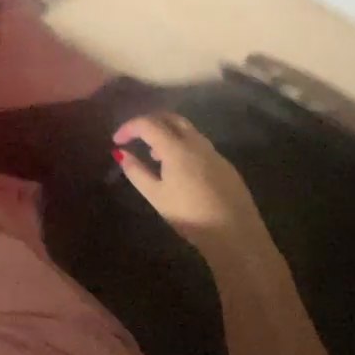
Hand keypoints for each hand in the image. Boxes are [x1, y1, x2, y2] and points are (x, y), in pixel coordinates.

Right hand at [114, 114, 267, 255]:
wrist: (237, 237)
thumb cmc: (190, 215)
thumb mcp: (156, 196)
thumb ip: (136, 171)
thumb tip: (121, 154)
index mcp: (176, 148)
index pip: (148, 123)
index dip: (129, 127)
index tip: (117, 141)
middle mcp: (197, 143)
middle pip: (170, 118)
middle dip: (149, 121)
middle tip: (134, 136)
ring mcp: (215, 154)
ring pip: (187, 130)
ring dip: (167, 133)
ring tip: (154, 155)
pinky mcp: (226, 166)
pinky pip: (199, 145)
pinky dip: (182, 146)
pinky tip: (178, 169)